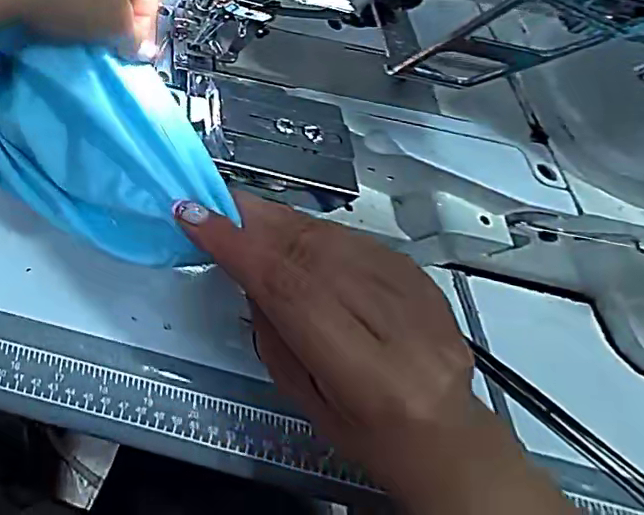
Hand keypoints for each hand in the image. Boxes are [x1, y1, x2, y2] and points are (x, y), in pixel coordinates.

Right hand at [176, 193, 571, 514]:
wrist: (448, 440)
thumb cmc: (369, 434)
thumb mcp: (303, 394)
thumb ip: (271, 324)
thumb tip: (241, 259)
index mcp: (373, 378)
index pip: (292, 291)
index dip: (237, 245)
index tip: (195, 217)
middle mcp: (403, 330)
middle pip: (311, 253)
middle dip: (253, 221)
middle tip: (214, 202)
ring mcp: (418, 295)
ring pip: (330, 236)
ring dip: (278, 218)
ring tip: (244, 212)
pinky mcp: (420, 273)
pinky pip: (352, 236)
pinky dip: (311, 227)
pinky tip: (288, 229)